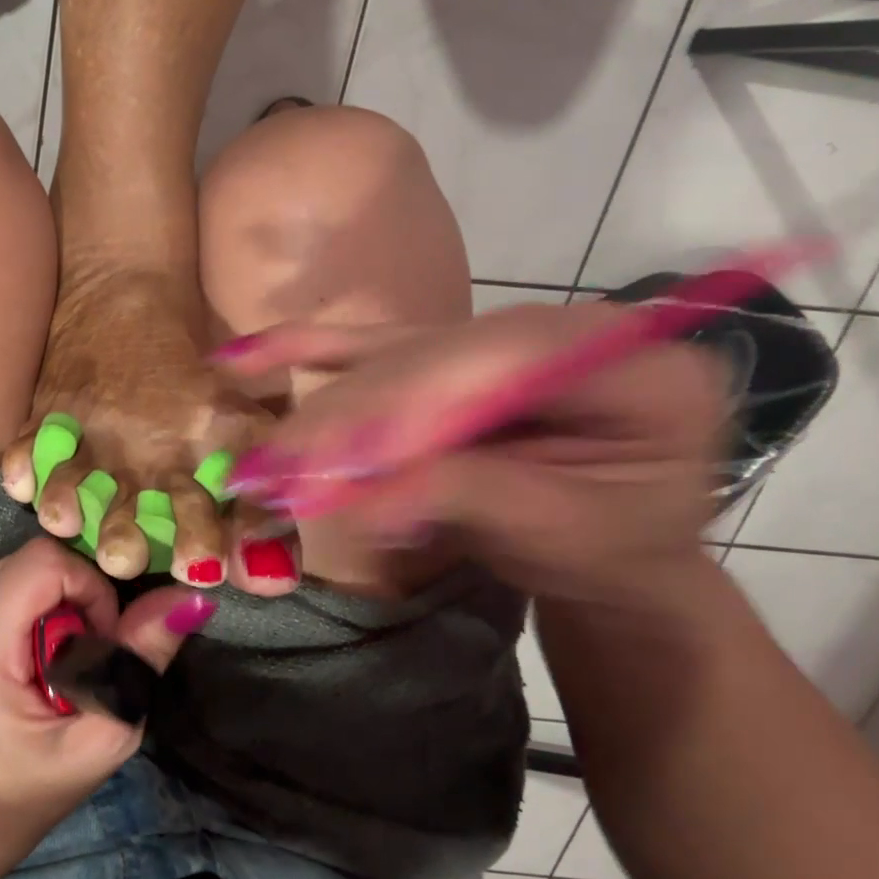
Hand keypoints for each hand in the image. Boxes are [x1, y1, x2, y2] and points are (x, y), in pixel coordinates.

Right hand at [0, 265, 282, 591]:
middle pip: (132, 503)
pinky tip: (21, 484)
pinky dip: (22, 465)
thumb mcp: (241, 415)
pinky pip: (27, 445)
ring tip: (63, 522)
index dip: (206, 539)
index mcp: (195, 441)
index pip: (205, 502)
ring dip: (67, 501)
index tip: (202, 568)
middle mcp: (142, 442)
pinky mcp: (49, 409)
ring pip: (73, 477)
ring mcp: (90, 425)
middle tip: (122, 558)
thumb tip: (273, 578)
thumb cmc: (192, 363)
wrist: (127, 288)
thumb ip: (260, 494)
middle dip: (126, 536)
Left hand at [0, 538, 214, 830]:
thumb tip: (189, 597)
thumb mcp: (104, 736)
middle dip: (80, 594)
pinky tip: (49, 648)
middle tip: (93, 652)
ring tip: (71, 656)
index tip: (106, 639)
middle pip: (35, 558)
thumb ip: (139, 662)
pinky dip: (45, 602)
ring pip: (27, 563)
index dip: (90, 588)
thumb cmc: (38, 780)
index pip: (42, 562)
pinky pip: (14, 577)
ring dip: (64, 599)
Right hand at [216, 302, 726, 606]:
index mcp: (635, 364)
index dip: (419, 403)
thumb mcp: (558, 532)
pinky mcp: (441, 352)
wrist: (606, 551)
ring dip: (320, 413)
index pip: (509, 363)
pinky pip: (366, 348)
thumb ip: (464, 498)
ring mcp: (493, 334)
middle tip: (280, 473)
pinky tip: (242, 357)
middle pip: (434, 359)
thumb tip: (355, 500)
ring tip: (265, 463)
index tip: (342, 460)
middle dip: (353, 420)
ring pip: (389, 358)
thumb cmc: (605, 550)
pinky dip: (302, 355)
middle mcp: (560, 328)